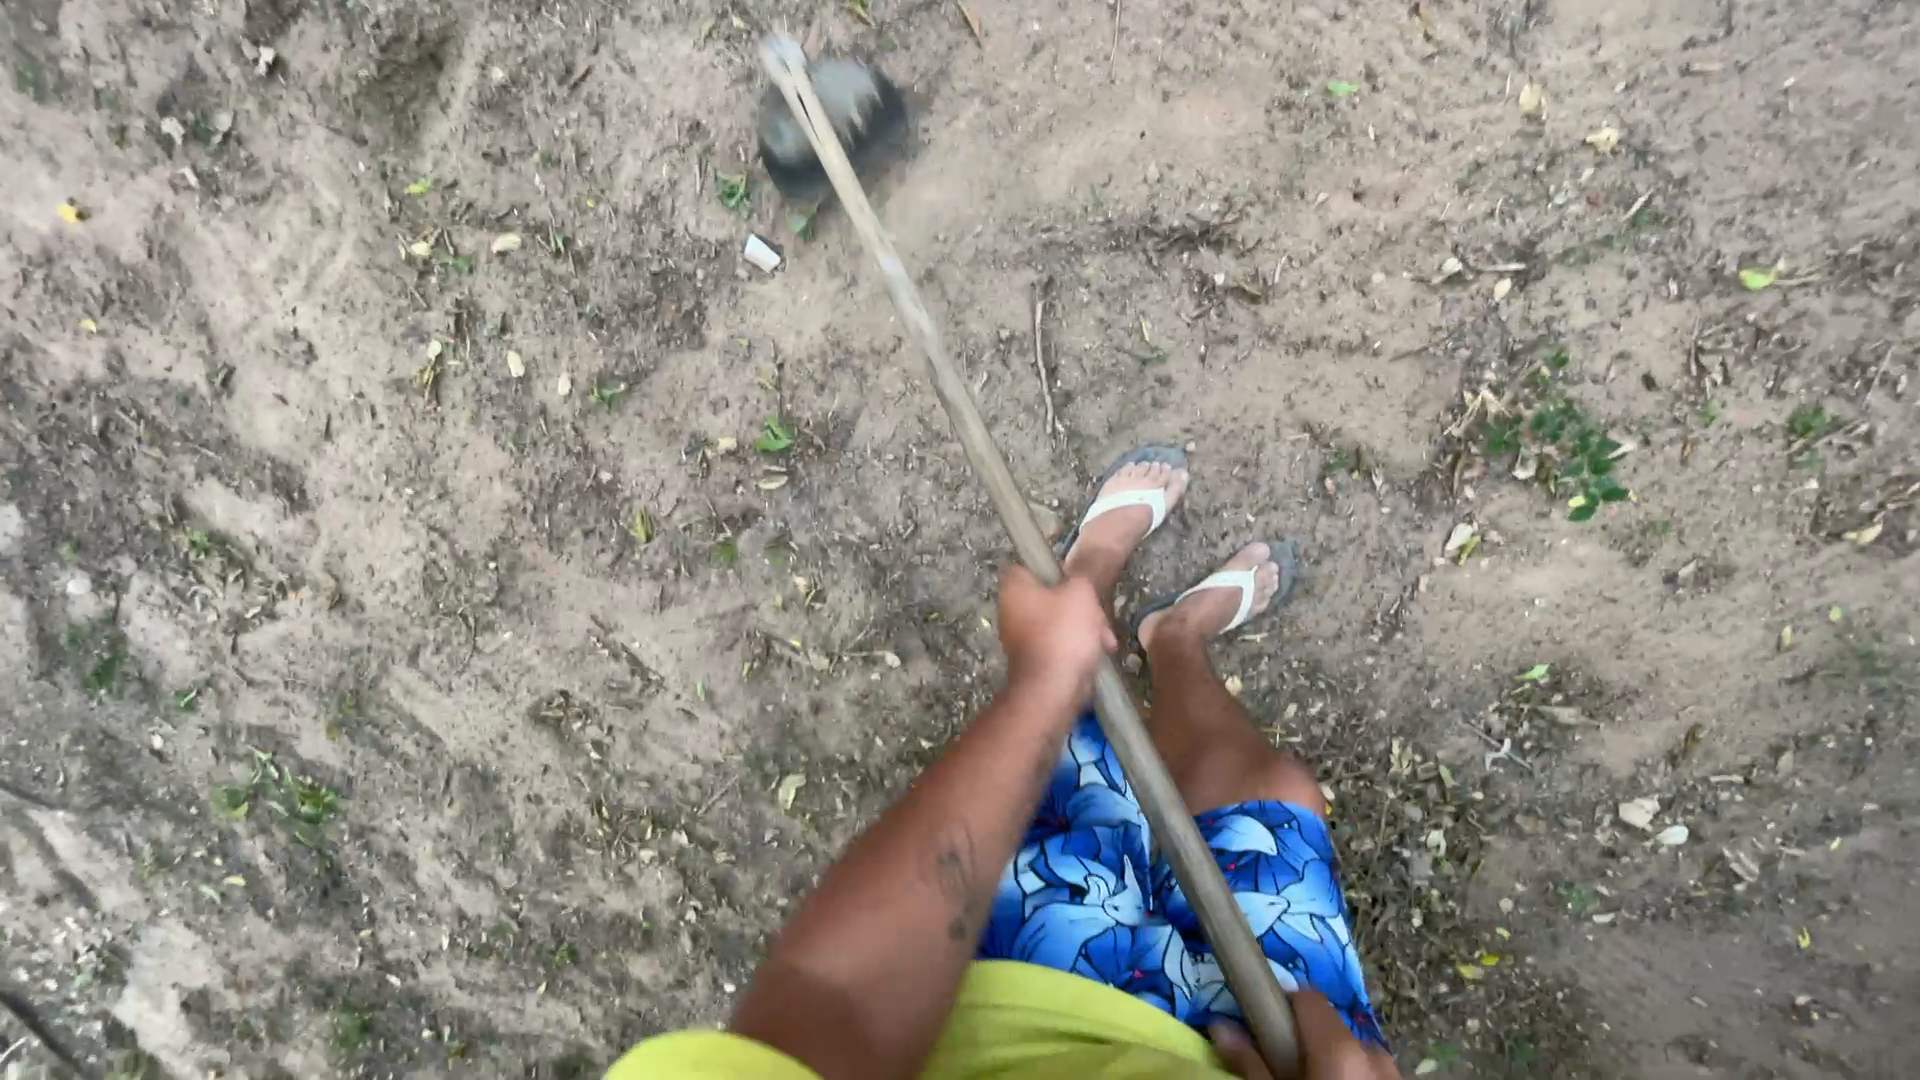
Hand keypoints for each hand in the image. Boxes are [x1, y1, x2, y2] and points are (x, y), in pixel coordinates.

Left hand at [995, 565, 1116, 709]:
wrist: (1052, 688)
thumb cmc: (1063, 632)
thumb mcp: (1080, 593)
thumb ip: (1081, 575)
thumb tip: (1076, 576)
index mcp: (1014, 589)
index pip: (1028, 566)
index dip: (1053, 568)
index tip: (1075, 577)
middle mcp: (1011, 611)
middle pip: (1050, 596)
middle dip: (1081, 605)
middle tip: (1099, 614)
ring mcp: (1021, 638)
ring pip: (1059, 620)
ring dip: (1085, 627)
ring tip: (1105, 639)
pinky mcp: (1034, 659)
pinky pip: (1058, 643)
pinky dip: (1077, 646)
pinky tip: (1099, 653)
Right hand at [1208, 991, 1401, 1079]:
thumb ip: (1249, 1063)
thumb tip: (1220, 1026)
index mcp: (1341, 1049)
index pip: (1305, 998)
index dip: (1281, 1008)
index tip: (1263, 1033)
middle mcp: (1374, 1055)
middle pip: (1331, 1031)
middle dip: (1307, 1047)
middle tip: (1285, 1077)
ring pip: (1356, 1060)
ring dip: (1333, 1072)